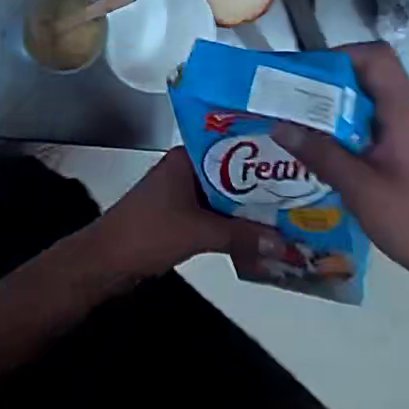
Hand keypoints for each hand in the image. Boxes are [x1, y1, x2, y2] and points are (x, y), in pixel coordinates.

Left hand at [88, 147, 282, 278]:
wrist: (106, 263)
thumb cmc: (148, 233)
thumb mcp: (198, 232)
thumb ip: (242, 235)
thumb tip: (285, 242)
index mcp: (187, 158)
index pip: (231, 145)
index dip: (262, 153)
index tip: (295, 160)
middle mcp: (186, 170)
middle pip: (232, 174)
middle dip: (262, 185)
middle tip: (302, 190)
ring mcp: (182, 194)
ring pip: (225, 196)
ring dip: (250, 208)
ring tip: (290, 212)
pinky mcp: (180, 216)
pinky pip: (216, 215)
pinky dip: (235, 224)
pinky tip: (261, 234)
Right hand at [269, 42, 408, 294]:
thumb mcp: (357, 187)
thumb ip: (318, 152)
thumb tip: (278, 124)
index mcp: (405, 110)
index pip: (374, 56)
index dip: (338, 55)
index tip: (302, 74)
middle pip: (370, 75)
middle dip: (328, 83)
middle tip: (291, 101)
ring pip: (372, 99)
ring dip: (338, 107)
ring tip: (302, 126)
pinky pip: (379, 121)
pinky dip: (351, 125)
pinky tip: (329, 152)